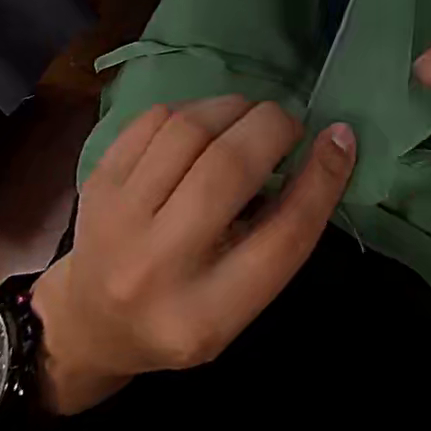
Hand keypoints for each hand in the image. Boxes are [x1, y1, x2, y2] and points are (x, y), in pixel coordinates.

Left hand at [30, 96, 354, 415]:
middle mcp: (157, 266)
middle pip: (230, 168)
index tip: (340, 138)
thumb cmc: (180, 314)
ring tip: (249, 118)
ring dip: (234, 108)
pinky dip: (195, 108)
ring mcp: (118, 218)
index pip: (283, 235)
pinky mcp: (98, 181)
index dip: (322, 178)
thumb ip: (280, 235)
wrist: (90, 322)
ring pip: (190, 129)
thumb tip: (326, 147)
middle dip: (272, 127)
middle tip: (288, 124)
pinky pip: (157, 118)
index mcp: (207, 314)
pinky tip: (207, 123)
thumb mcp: (239, 301)